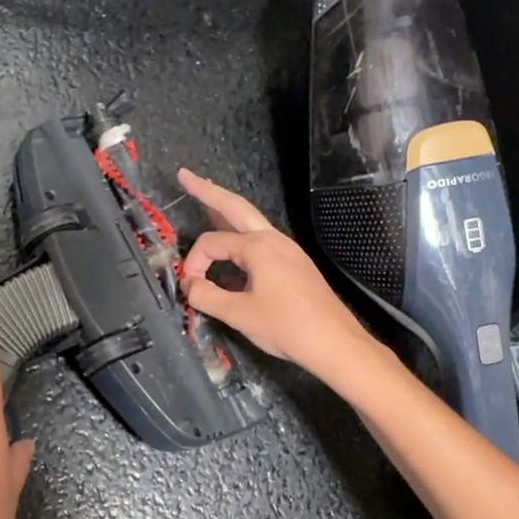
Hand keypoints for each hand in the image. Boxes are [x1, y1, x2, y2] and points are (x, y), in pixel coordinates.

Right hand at [176, 169, 383, 378]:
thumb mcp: (238, 314)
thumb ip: (206, 296)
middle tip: (184, 175)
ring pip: (249, 221)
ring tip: (205, 197)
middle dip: (208, 191)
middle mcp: (273, 239)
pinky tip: (231, 244)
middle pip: (235, 206)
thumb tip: (189, 285)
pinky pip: (259, 239)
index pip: (212, 242)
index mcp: (258, 247)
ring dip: (225, 209)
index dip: (194, 262)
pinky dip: (239, 233)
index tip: (190, 287)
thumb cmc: (287, 327)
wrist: (334, 343)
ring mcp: (287, 250)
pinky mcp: (293, 263)